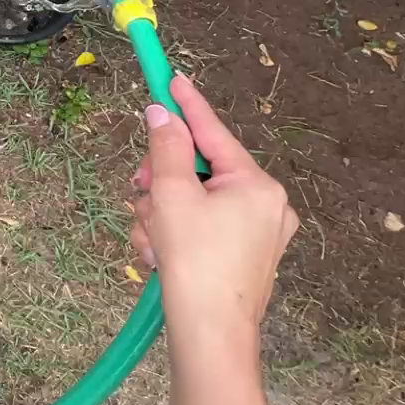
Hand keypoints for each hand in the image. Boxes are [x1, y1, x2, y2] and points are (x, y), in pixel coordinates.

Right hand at [131, 74, 298, 343]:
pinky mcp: (241, 252)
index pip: (213, 131)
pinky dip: (170, 229)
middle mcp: (264, 203)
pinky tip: (159, 250)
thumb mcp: (171, 194)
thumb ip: (165, 148)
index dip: (188, 103)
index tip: (171, 76)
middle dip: (159, 178)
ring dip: (158, 209)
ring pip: (188, 196)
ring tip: (150, 235)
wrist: (211, 328)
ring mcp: (256, 230)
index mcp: (256, 185)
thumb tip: (161, 113)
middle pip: (194, 167)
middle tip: (140, 191)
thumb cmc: (194, 256)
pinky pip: (196, 221)